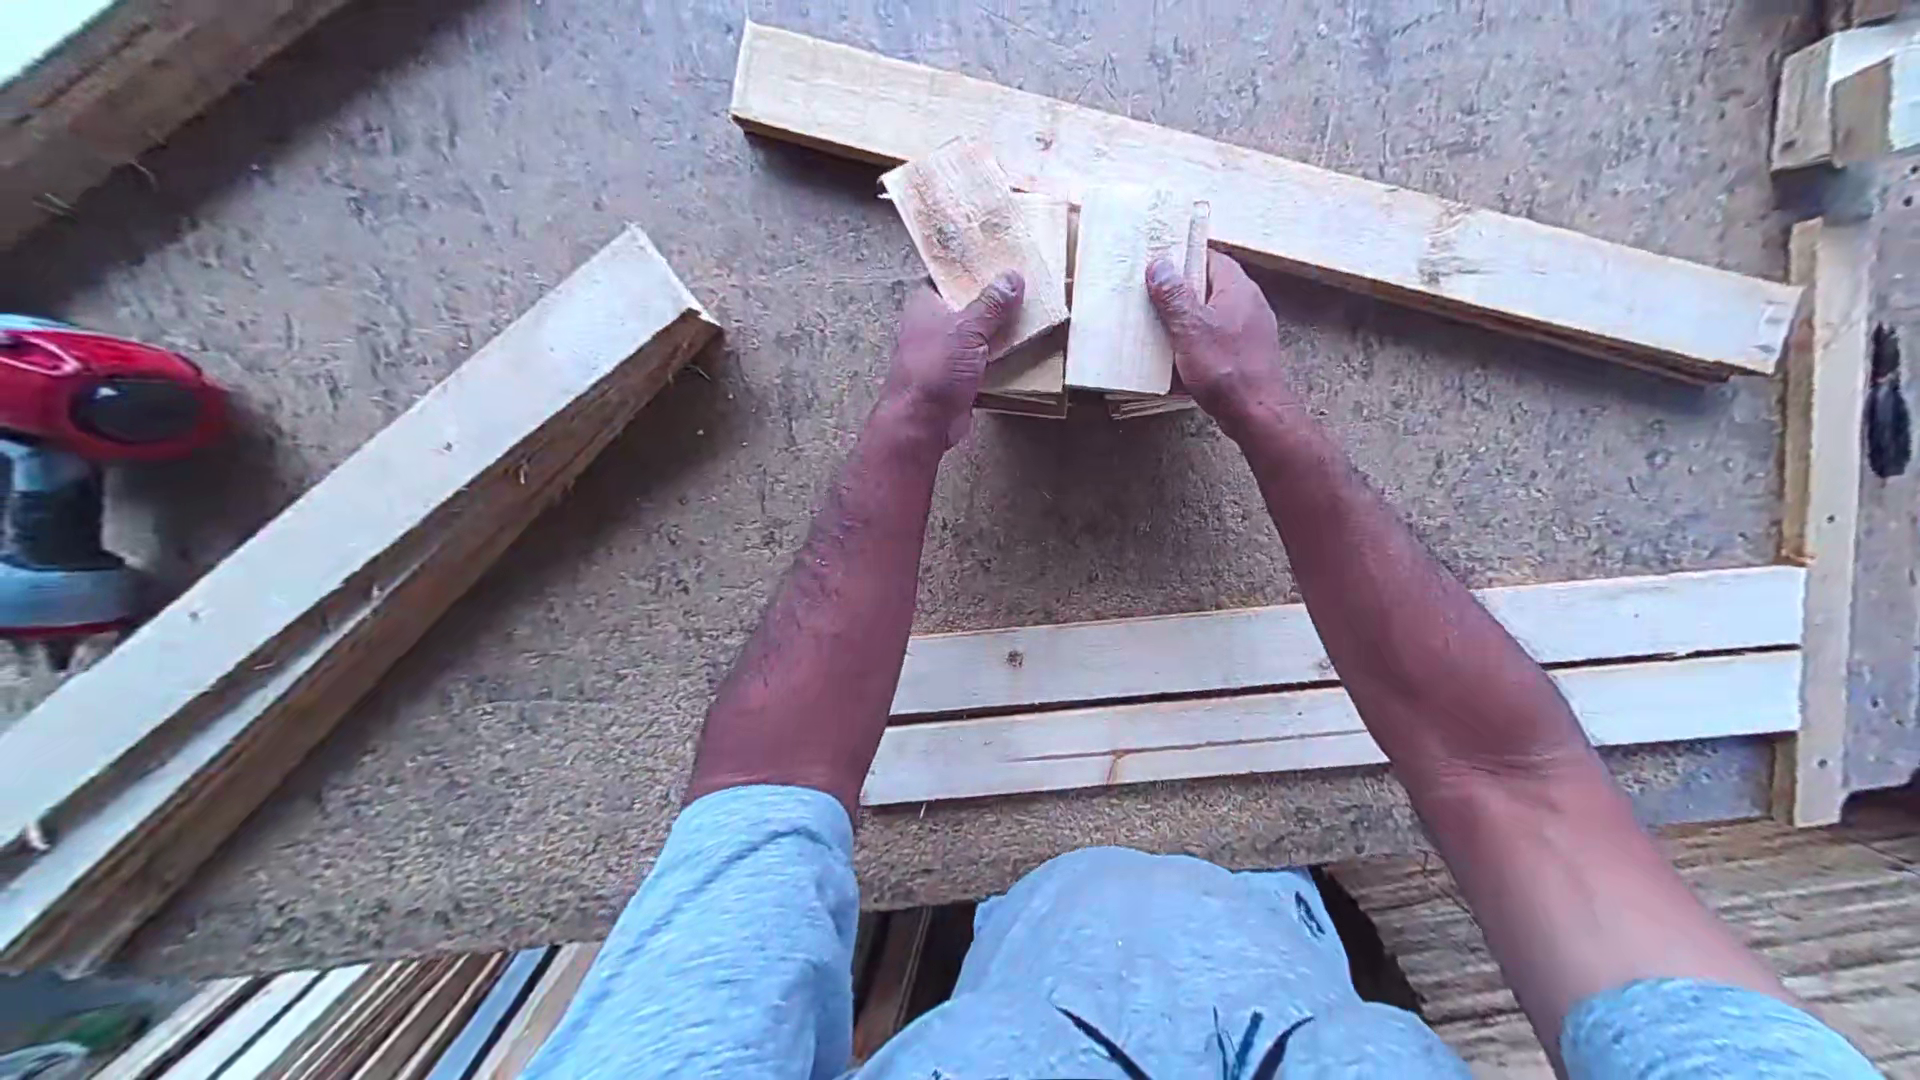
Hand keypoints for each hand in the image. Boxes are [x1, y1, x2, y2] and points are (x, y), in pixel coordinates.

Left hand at [879, 271, 1024, 448]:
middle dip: (992, 301)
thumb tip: (1012, 277)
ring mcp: (944, 354)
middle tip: (1026, 286)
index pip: (947, 277)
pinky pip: (981, 361)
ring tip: (1031, 313)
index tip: (1000, 260)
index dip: (971, 268)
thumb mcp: (967, 329)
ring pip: (976, 335)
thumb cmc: (936, 368)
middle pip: (966, 306)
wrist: (923, 422)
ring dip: (998, 331)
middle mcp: (932, 326)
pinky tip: (1021, 348)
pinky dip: (997, 357)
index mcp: (925, 305)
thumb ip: (991, 304)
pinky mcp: (957, 378)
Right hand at [1147, 251, 1298, 438]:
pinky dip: (1197, 340)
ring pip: (1212, 312)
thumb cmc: (1225, 369)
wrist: (1255, 411)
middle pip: (1210, 285)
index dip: (1184, 256)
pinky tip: (1179, 354)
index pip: (1210, 257)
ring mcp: (1249, 328)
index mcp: (1237, 288)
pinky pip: (1216, 336)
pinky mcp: (1245, 351)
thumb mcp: (1191, 330)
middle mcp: (1248, 303)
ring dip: (1187, 318)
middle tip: (1151, 295)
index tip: (1158, 262)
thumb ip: (1174, 297)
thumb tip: (1160, 264)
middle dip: (1181, 290)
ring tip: (1159, 325)